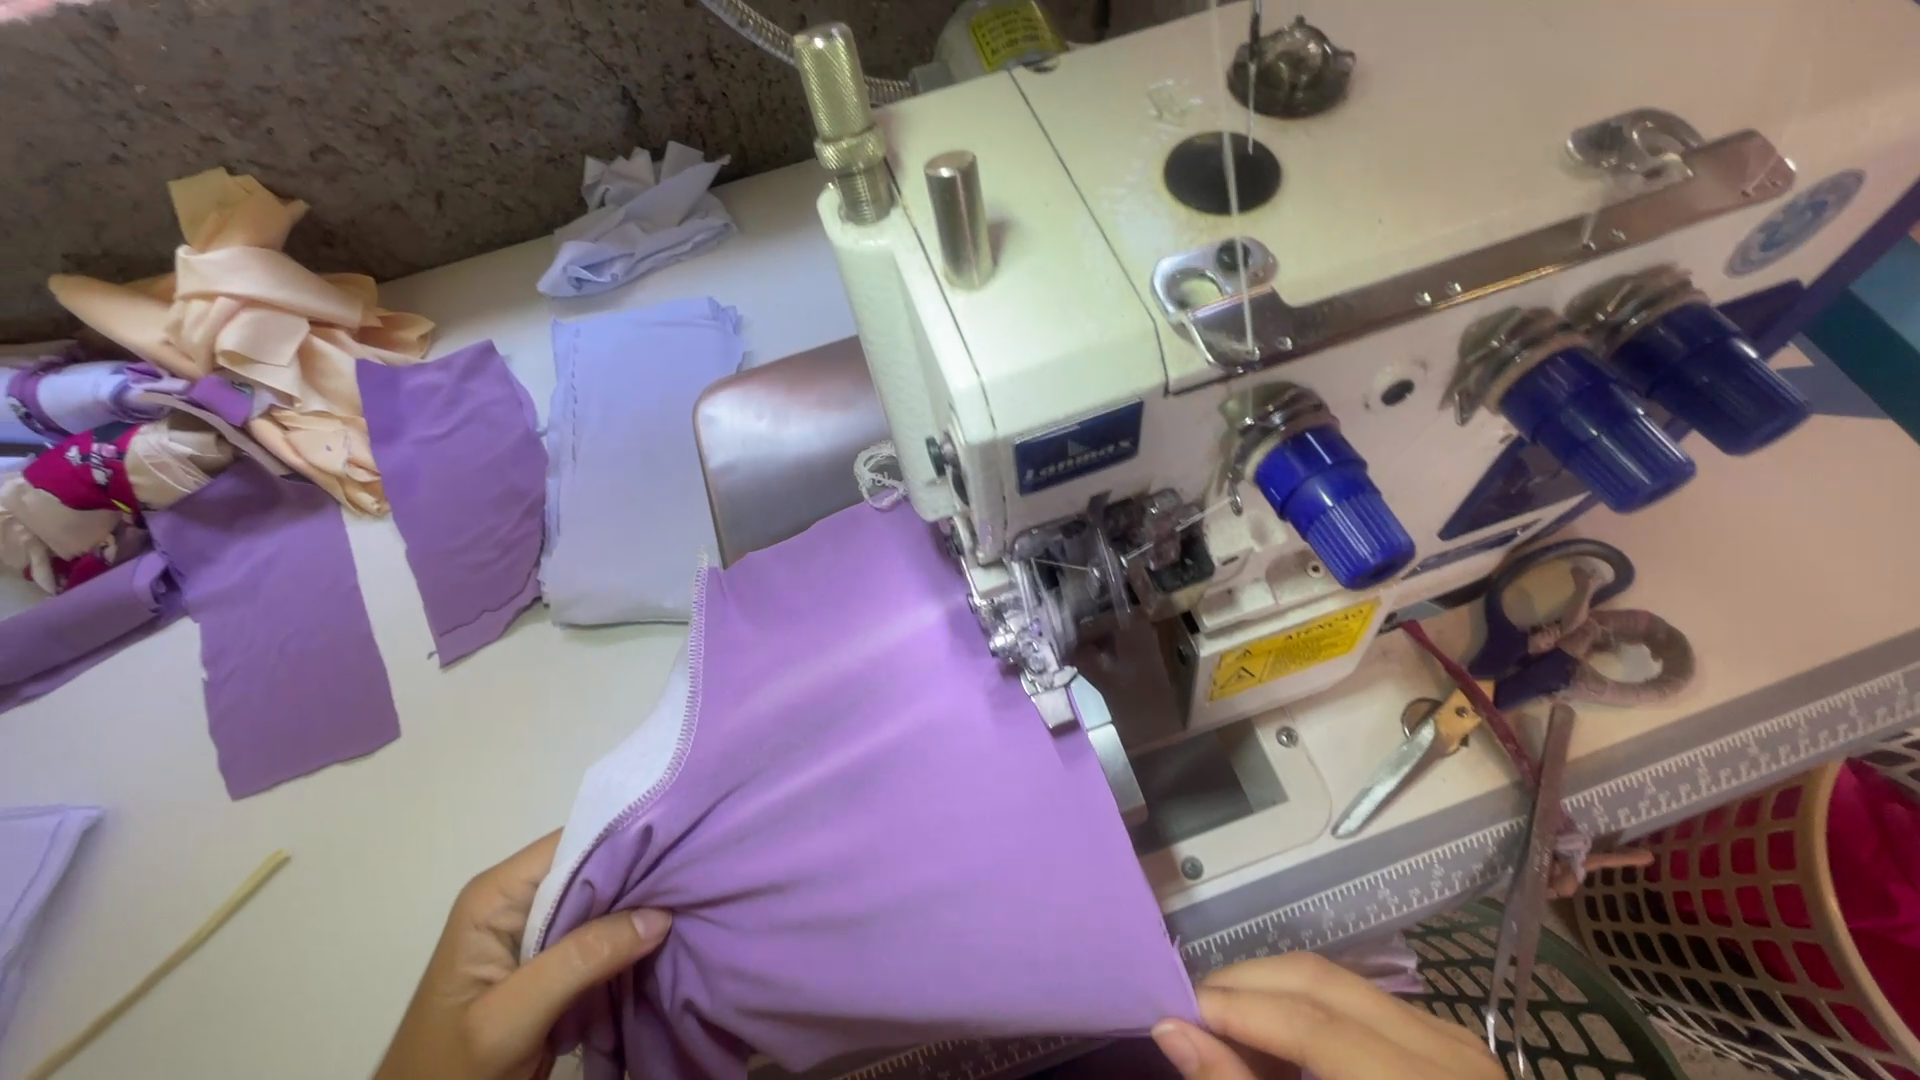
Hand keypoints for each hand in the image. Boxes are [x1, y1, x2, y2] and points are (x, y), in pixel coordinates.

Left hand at [375, 832, 671, 1079]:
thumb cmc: (450, 1068)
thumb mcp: (510, 1017)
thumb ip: (581, 961)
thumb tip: (659, 914)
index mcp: (496, 897)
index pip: (573, 843)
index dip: (627, 841)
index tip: (680, 849)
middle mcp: (520, 903)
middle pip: (594, 868)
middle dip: (642, 877)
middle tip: (694, 880)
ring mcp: (538, 935)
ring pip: (605, 903)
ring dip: (642, 911)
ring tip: (691, 904)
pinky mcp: (556, 966)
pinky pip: (604, 938)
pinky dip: (633, 942)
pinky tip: (669, 939)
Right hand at [1151, 953, 1502, 1079]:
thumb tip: (1171, 1031)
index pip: (1312, 1023)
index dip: (1234, 1010)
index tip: (1173, 1013)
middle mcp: (1450, 1053)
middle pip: (1318, 980)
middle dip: (1243, 986)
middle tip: (1190, 1013)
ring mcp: (1456, 1042)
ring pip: (1336, 979)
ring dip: (1269, 992)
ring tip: (1225, 1026)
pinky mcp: (1451, 1042)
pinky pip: (1360, 999)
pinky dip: (1305, 1006)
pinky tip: (1276, 1039)